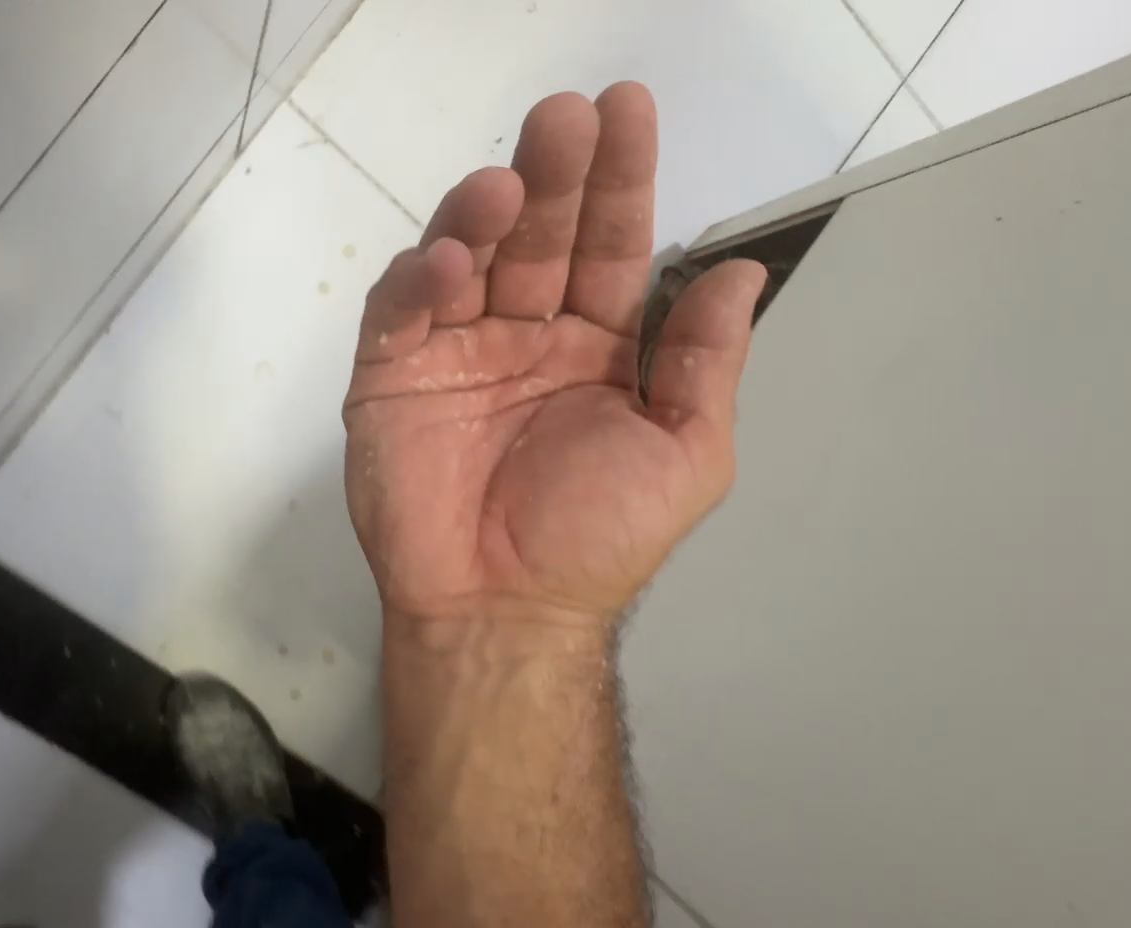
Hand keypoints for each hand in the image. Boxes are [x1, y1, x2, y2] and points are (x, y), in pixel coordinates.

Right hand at [344, 82, 767, 628]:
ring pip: (465, 262)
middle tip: (563, 119)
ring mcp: (453, 356)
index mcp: (592, 351)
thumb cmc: (594, 540)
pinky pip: (401, 316)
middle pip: (536, 240)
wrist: (502, 611)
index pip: (607, 250)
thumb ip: (704, 365)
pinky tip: (447, 266)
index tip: (626, 113)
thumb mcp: (683, 454)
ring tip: (502, 186)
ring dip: (480, 217)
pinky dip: (418, 284)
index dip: (619, 184)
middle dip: (552, 177)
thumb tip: (741, 277)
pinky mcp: (390, 381)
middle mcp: (523, 340)